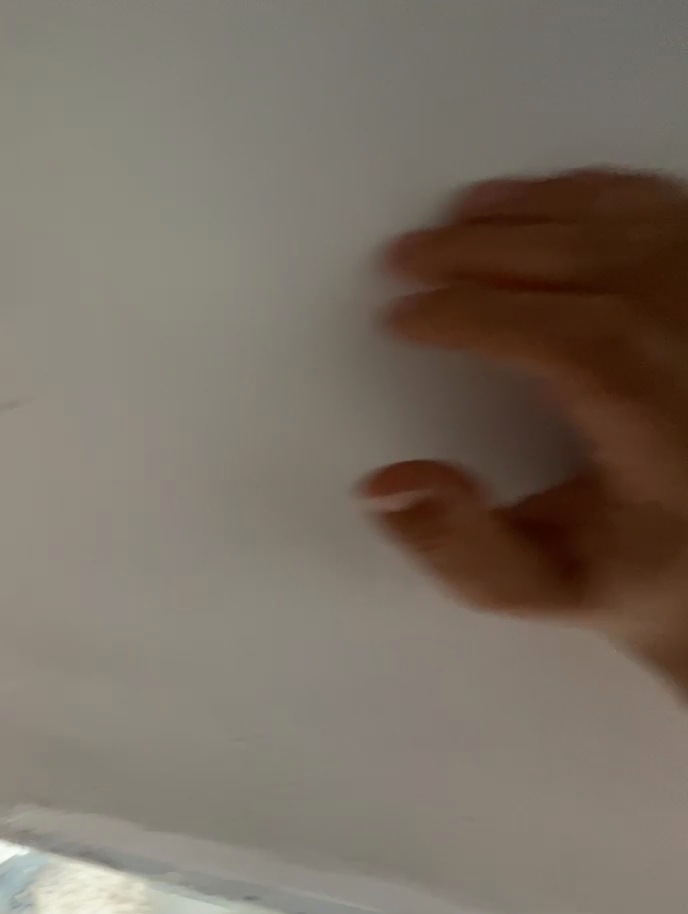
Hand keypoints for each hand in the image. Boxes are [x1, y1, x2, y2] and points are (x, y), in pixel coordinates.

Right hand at [364, 168, 687, 677]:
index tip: (400, 314)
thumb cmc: (624, 572)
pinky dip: (613, 199)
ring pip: (661, 233)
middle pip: (621, 273)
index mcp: (675, 438)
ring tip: (460, 213)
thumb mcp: (526, 585)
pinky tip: (548, 200)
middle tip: (407, 253)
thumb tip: (384, 481)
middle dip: (498, 252)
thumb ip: (454, 545)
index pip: (586, 346)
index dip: (484, 318)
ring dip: (549, 214)